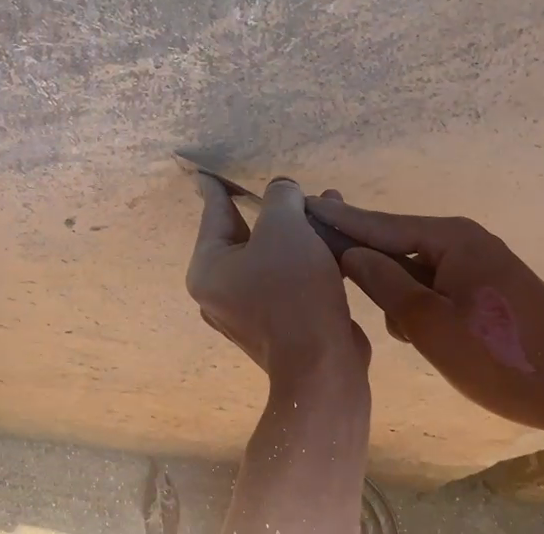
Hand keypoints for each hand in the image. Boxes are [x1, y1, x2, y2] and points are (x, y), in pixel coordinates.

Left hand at [187, 176, 369, 381]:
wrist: (324, 371)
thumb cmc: (294, 290)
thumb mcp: (286, 227)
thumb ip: (280, 198)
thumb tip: (282, 190)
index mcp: (207, 268)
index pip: (214, 212)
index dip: (218, 186)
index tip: (208, 172)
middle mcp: (219, 291)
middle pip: (247, 234)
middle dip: (278, 209)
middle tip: (291, 187)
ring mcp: (248, 313)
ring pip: (274, 256)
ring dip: (301, 231)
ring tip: (327, 204)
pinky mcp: (280, 328)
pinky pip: (290, 280)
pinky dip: (310, 258)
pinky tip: (336, 240)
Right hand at [304, 197, 543, 443]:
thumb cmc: (503, 360)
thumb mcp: (430, 325)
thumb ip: (384, 283)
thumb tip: (350, 252)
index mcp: (451, 238)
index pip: (379, 223)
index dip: (338, 218)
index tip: (301, 203)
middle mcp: (466, 240)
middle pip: (397, 241)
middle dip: (364, 256)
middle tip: (321, 257)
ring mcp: (484, 264)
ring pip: (418, 267)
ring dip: (395, 288)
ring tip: (382, 319)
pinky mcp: (494, 290)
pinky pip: (440, 283)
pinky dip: (420, 300)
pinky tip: (414, 331)